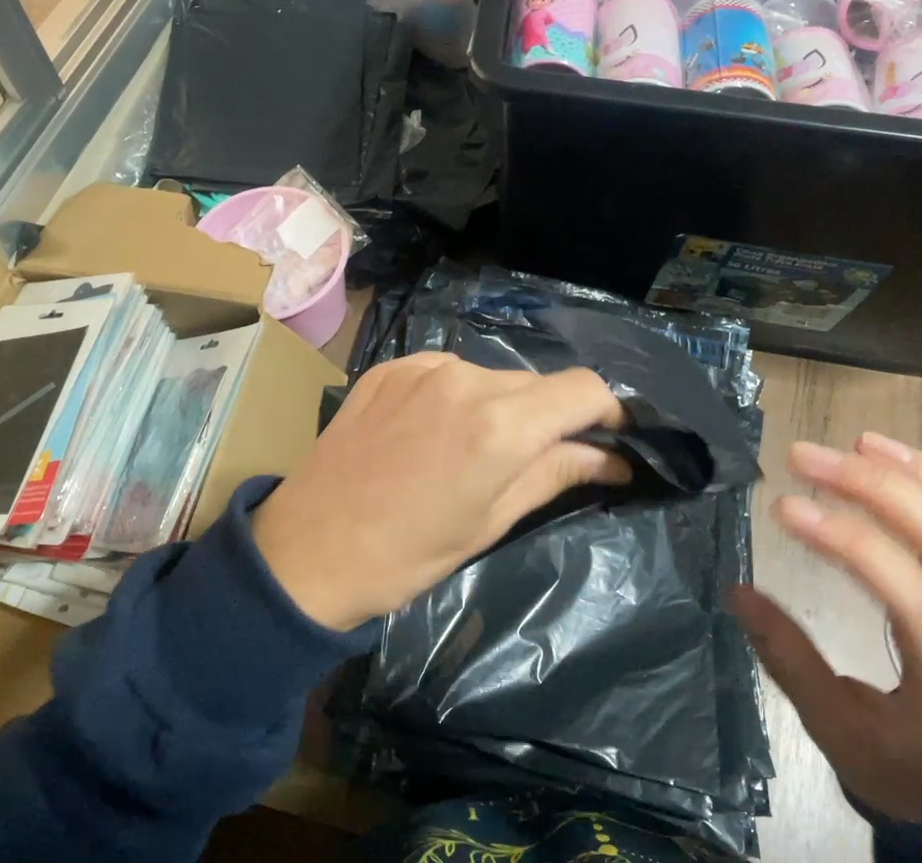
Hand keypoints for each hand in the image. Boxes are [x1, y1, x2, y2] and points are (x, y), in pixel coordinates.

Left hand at [251, 353, 627, 631]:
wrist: (307, 550)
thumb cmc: (407, 555)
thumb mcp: (490, 522)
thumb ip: (556, 475)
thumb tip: (614, 459)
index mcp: (500, 424)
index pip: (585, 389)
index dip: (608, 413)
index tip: (610, 441)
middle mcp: (465, 378)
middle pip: (538, 383)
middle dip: (550, 418)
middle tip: (536, 463)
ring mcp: (421, 367)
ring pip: (493, 376)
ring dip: (502, 407)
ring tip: (473, 454)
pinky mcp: (389, 368)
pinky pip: (447, 372)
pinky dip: (457, 397)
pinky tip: (433, 434)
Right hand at [726, 433, 921, 823]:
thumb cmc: (900, 770)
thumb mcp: (834, 731)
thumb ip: (789, 660)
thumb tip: (739, 591)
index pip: (918, 603)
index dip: (853, 547)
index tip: (782, 508)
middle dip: (881, 491)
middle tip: (805, 457)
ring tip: (861, 444)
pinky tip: (904, 462)